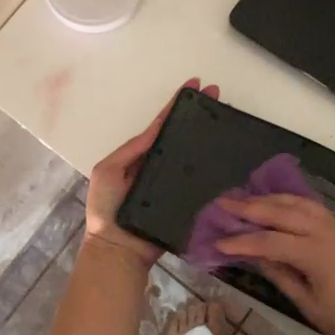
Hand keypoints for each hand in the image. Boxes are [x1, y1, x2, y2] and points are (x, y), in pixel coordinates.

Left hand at [84, 78, 219, 269]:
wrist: (118, 250)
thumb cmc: (107, 209)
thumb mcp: (108, 171)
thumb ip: (131, 150)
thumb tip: (156, 129)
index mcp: (142, 157)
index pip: (161, 126)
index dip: (176, 105)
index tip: (194, 85)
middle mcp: (161, 166)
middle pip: (183, 135)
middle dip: (199, 114)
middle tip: (217, 93)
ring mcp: (175, 184)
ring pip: (194, 155)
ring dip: (209, 134)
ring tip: (225, 113)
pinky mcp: (187, 202)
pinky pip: (201, 182)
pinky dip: (214, 166)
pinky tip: (227, 152)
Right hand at [217, 195, 334, 334]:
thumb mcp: (311, 308)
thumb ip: (283, 278)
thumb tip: (257, 258)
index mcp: (315, 253)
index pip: (268, 242)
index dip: (240, 242)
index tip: (215, 243)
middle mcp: (325, 232)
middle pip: (281, 213)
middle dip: (249, 207)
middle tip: (222, 202)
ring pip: (298, 204)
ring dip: (270, 199)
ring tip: (246, 199)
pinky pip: (313, 208)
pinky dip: (291, 203)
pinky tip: (280, 205)